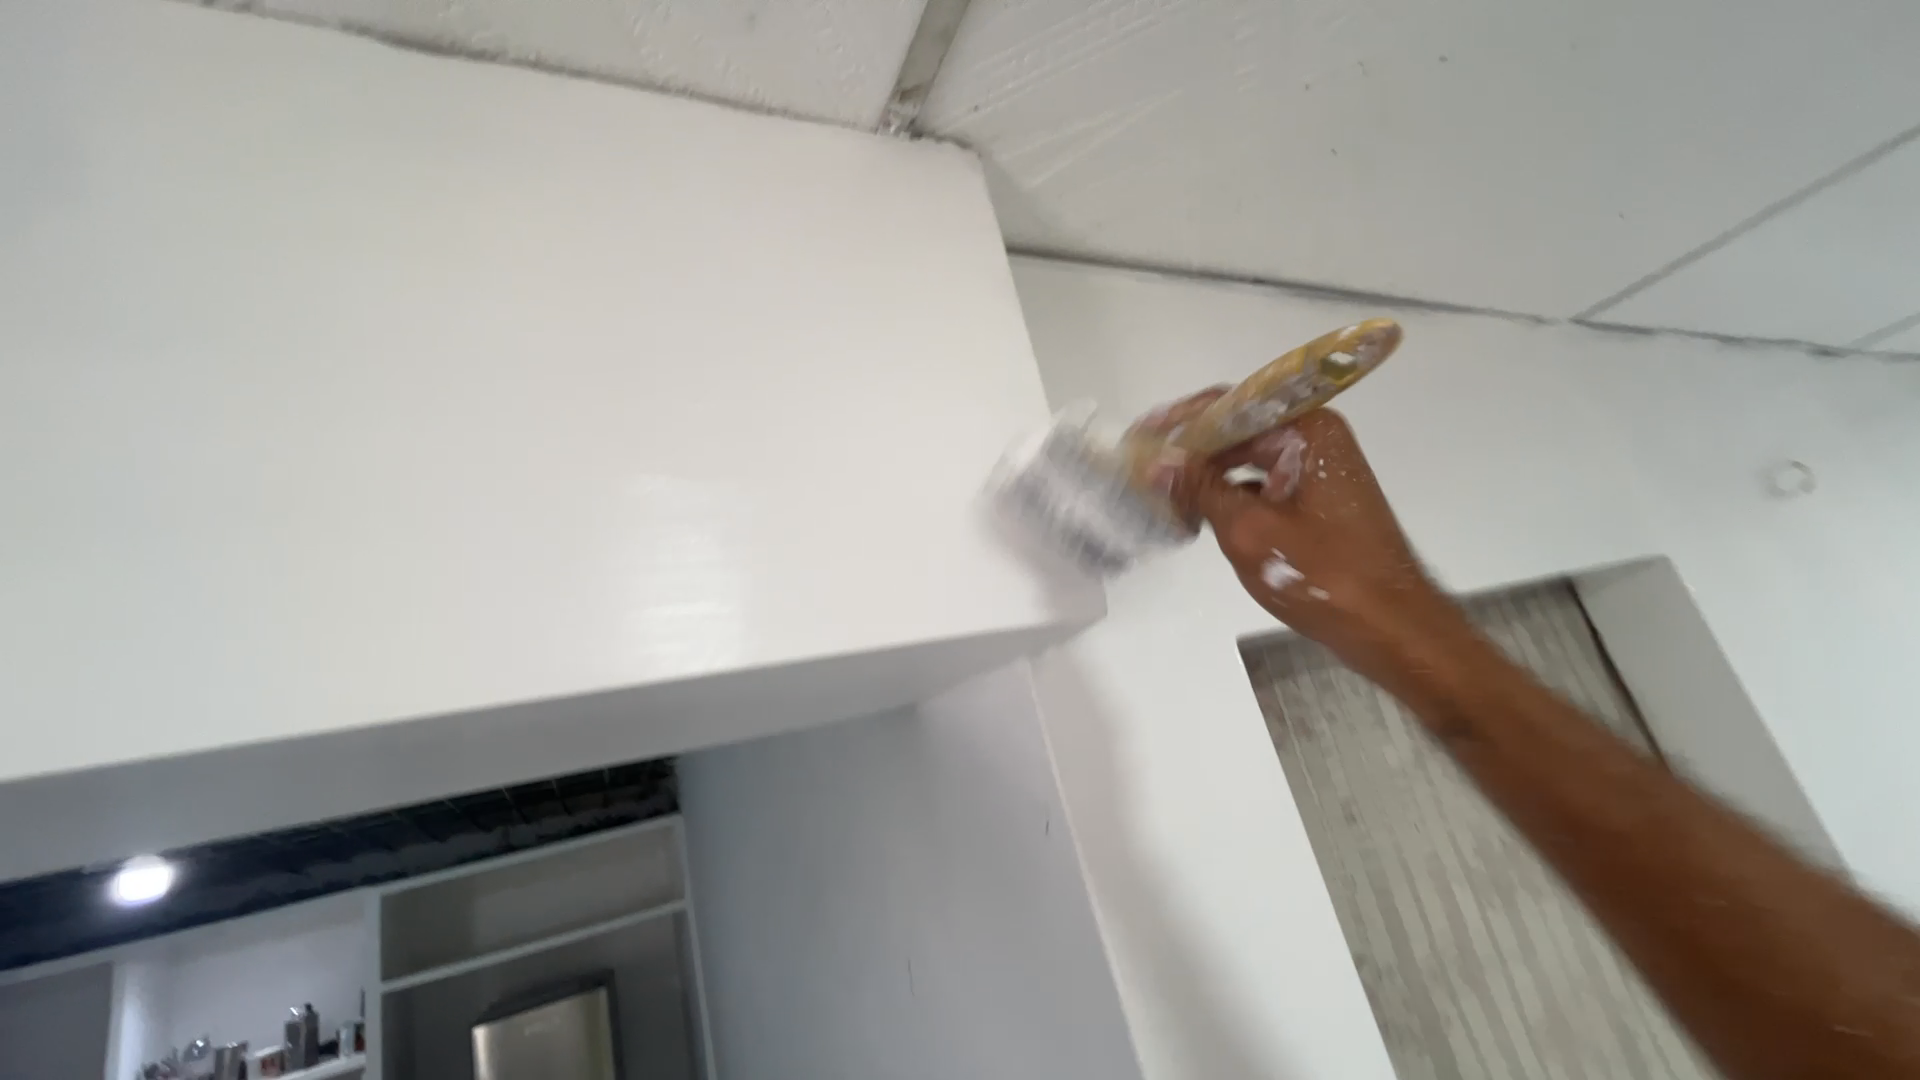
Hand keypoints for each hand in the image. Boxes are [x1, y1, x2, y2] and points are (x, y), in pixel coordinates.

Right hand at [1133, 391, 1458, 674]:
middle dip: (1188, 448)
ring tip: (1160, 490)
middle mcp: (1314, 437)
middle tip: (1141, 466)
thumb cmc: (1322, 575)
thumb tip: (1157, 462)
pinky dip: (1227, 493)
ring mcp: (1317, 468)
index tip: (1137, 436)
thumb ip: (1200, 489)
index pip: (1227, 406)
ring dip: (1204, 473)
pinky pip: (1261, 482)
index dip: (1177, 421)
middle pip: (1236, 428)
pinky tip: (1195, 512)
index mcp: (1306, 430)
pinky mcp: (1316, 497)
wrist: (1391, 627)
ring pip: (1246, 457)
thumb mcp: (1249, 530)